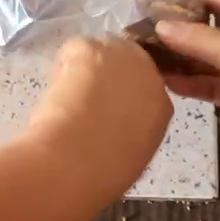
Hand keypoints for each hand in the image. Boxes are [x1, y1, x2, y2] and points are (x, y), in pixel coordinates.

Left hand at [20, 35, 173, 203]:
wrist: (74, 162)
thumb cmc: (104, 172)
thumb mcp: (134, 155)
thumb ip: (133, 132)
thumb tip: (118, 129)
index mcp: (161, 106)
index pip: (145, 89)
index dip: (123, 95)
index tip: (106, 110)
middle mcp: (147, 74)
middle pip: (128, 61)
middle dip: (108, 73)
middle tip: (85, 98)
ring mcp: (119, 56)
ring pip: (100, 51)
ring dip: (85, 68)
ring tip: (68, 97)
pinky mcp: (90, 48)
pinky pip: (74, 50)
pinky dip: (62, 67)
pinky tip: (58, 92)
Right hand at [153, 0, 219, 160]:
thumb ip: (197, 38)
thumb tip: (161, 26)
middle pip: (213, 28)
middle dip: (182, 28)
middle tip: (145, 26)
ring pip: (209, 58)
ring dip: (182, 57)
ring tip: (146, 54)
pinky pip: (210, 83)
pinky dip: (190, 81)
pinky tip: (164, 80)